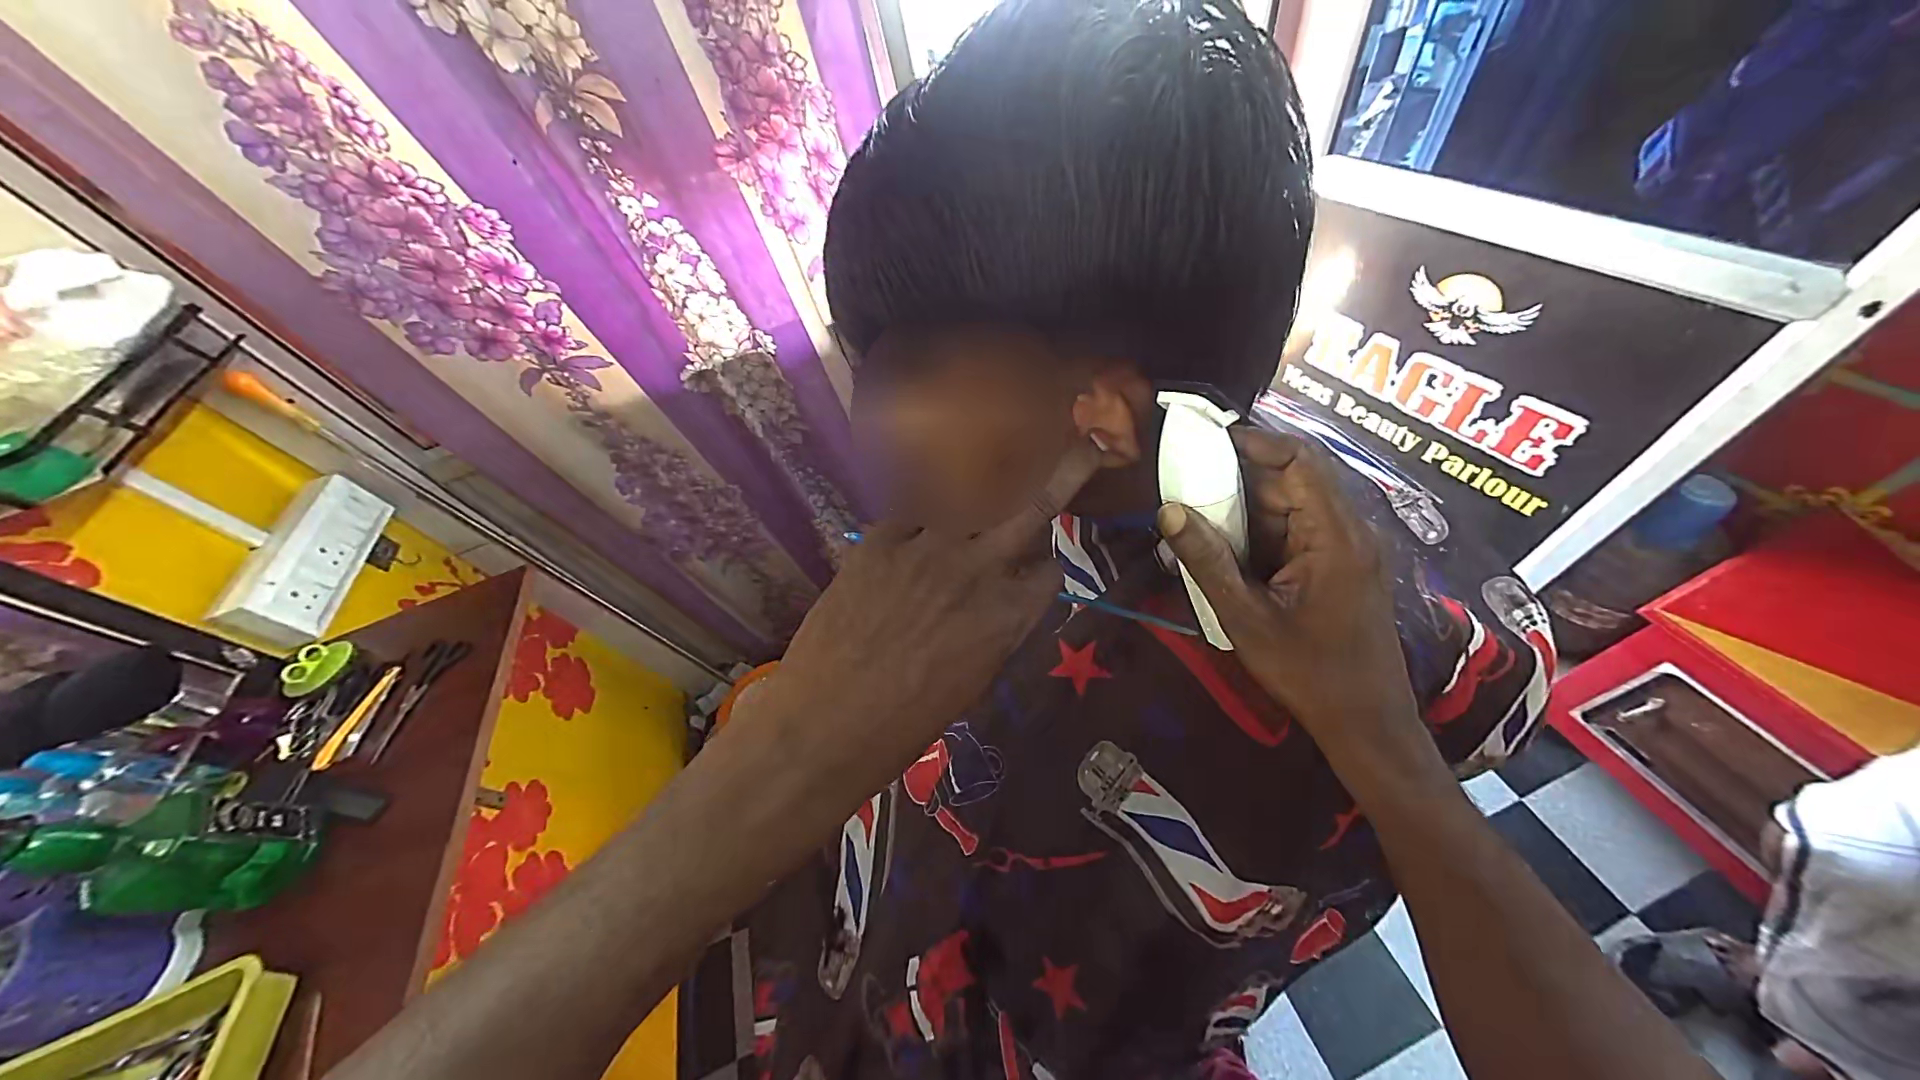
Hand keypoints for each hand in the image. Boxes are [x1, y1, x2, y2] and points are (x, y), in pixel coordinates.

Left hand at [759, 439, 1102, 777]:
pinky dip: (912, 528)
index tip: (1034, 568)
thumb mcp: (974, 681)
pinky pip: (908, 516)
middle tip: (1086, 446)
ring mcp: (927, 547)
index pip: (1051, 568)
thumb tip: (1001, 602)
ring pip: (969, 499)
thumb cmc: (908, 723)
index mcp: (1009, 615)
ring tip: (975, 488)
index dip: (1045, 567)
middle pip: (1035, 506)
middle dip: (1068, 471)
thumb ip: (996, 630)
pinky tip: (901, 548)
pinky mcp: (879, 541)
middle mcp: (978, 570)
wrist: (827, 723)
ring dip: (977, 499)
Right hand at [1157, 429, 1433, 781]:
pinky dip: (1260, 531)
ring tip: (1198, 514)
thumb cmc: (1307, 673)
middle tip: (1186, 482)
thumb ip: (1207, 561)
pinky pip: (1296, 530)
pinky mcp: (1340, 565)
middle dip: (1239, 476)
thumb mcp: (1245, 617)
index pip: (1300, 459)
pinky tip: (1226, 548)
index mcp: (1335, 536)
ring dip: (1247, 506)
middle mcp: (1349, 531)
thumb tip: (1168, 511)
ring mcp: (1347, 548)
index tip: (1204, 442)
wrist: (1365, 723)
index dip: (1253, 441)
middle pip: (1294, 478)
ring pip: (1292, 504)